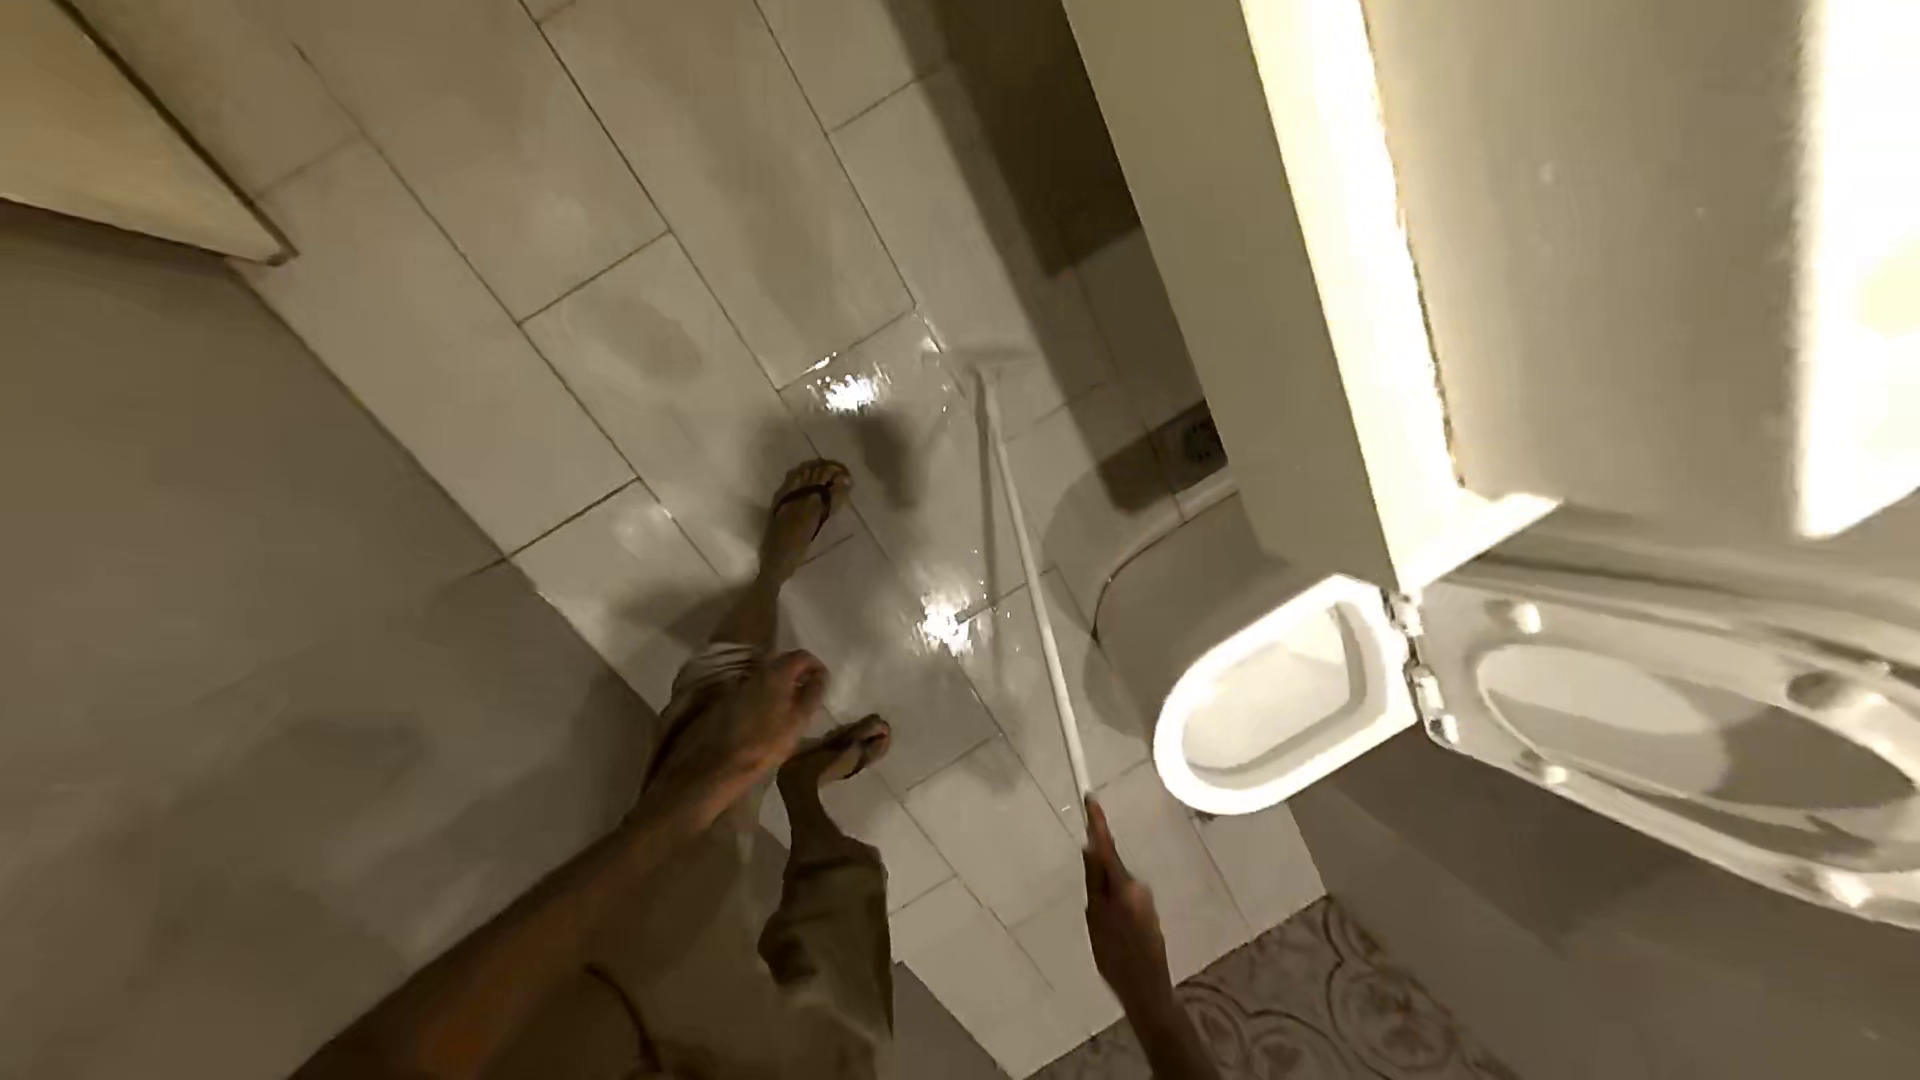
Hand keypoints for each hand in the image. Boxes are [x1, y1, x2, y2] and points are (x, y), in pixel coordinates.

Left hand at [646, 650, 829, 825]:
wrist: (711, 770)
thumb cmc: (762, 745)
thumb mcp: (797, 721)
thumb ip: (812, 694)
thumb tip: (821, 675)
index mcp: (775, 674)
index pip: (802, 655)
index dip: (816, 665)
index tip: (822, 680)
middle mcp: (754, 674)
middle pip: (781, 663)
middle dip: (797, 674)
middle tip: (807, 694)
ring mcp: (735, 688)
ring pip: (764, 678)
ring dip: (779, 687)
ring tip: (788, 709)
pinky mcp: (722, 703)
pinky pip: (749, 692)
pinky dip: (762, 698)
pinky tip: (764, 720)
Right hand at [1083, 796, 1174, 1012]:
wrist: (1148, 993)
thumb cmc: (1115, 957)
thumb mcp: (1095, 917)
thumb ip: (1093, 879)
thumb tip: (1090, 846)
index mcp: (1123, 884)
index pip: (1106, 844)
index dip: (1097, 821)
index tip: (1090, 798)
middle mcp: (1138, 886)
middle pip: (1112, 865)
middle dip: (1098, 874)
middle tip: (1090, 906)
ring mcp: (1146, 900)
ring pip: (1117, 884)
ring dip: (1106, 894)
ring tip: (1101, 929)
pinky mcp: (1148, 912)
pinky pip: (1125, 897)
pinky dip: (1115, 905)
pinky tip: (1112, 933)